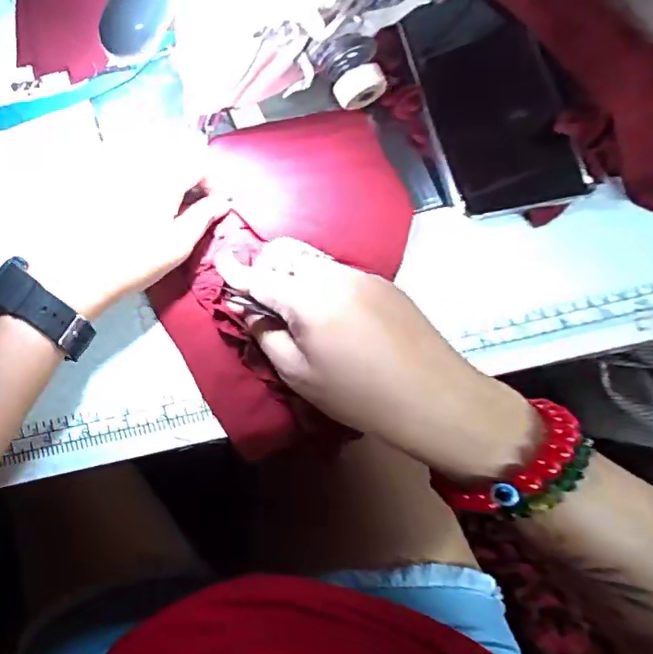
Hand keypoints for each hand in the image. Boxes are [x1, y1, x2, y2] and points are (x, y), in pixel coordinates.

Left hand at [23, 152, 228, 319]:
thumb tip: (222, 201)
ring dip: (169, 168)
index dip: (215, 180)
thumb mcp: (178, 246)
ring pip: (152, 150)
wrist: (80, 272)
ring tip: (170, 200)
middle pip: (177, 148)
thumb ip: (203, 217)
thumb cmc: (134, 262)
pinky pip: (127, 159)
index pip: (201, 160)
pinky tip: (141, 201)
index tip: (216, 203)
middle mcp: (141, 161)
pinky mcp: (98, 175)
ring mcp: (117, 165)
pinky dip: (144, 171)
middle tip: (195, 200)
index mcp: (166, 176)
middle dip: (193, 170)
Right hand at [214, 238, 537, 479]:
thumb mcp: (298, 374)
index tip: (219, 260)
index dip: (235, 270)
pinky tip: (330, 316)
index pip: (259, 277)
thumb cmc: (356, 394)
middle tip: (259, 299)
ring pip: (314, 263)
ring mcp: (363, 276)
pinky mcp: (384, 284)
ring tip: (295, 311)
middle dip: (265, 269)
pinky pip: (339, 273)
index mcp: (306, 298)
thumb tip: (250, 311)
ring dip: (294, 277)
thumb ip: (267, 336)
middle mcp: (333, 275)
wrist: (433, 396)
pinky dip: (321, 284)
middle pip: (286, 257)